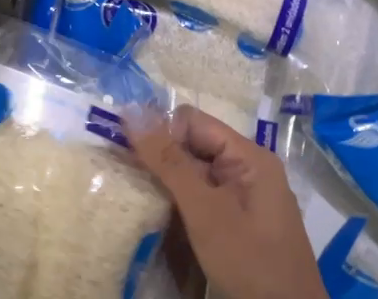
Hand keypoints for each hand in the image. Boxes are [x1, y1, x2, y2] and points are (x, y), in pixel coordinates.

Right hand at [129, 106, 325, 298]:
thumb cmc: (251, 265)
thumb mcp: (205, 212)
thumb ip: (168, 161)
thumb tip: (130, 111)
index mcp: (249, 157)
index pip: (191, 121)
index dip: (160, 132)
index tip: (129, 154)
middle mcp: (248, 170)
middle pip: (191, 145)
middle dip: (159, 158)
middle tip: (126, 176)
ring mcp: (243, 197)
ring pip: (192, 172)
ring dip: (165, 183)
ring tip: (137, 196)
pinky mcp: (237, 221)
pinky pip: (200, 197)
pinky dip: (178, 202)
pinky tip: (159, 216)